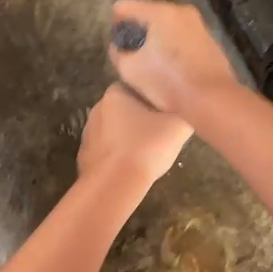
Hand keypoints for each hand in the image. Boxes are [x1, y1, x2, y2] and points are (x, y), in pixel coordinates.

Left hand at [78, 84, 192, 187]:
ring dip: (128, 137)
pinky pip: (106, 151)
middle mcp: (97, 108)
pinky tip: (130, 166)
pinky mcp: (85, 156)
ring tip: (146, 152)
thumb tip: (187, 109)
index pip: (136, 87)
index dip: (152, 98)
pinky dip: (117, 155)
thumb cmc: (147, 147)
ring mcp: (88, 134)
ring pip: (114, 130)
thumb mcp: (178, 126)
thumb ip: (184, 112)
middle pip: (124, 109)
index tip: (165, 112)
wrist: (116, 185)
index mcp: (115, 94)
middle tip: (159, 133)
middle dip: (140, 118)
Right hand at [108, 0, 237, 116]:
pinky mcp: (209, 40)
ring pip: (166, 25)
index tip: (117, 46)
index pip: (124, 6)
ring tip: (151, 63)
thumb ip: (118, 53)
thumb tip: (120, 47)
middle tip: (132, 56)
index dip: (114, 24)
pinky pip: (181, 36)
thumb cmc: (168, 81)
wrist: (212, 99)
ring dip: (155, 39)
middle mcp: (181, 11)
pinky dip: (172, 46)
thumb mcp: (130, 70)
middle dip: (137, 32)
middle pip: (147, 13)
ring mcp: (198, 24)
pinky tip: (170, 67)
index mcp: (160, 12)